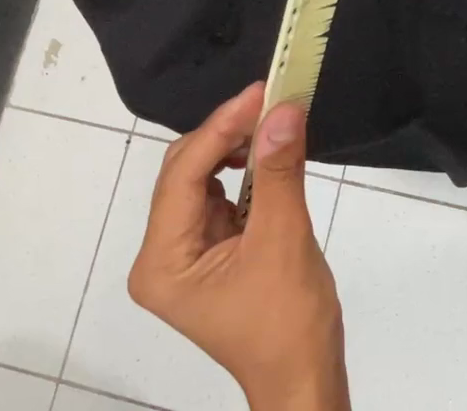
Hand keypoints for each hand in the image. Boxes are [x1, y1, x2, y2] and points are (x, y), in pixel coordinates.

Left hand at [129, 84, 350, 410]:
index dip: (222, 128)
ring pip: (203, 179)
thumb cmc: (288, 318)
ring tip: (274, 120)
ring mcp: (186, 253)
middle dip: (227, 133)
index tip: (261, 92)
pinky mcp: (213, 251)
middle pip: (186, 173)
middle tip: (271, 99)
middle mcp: (162, 255)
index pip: (184, 175)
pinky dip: (246, 170)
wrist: (305, 375)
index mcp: (162, 261)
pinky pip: (222, 196)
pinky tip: (270, 153)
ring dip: (237, 147)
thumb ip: (279, 171)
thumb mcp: (284, 239)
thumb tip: (284, 109)